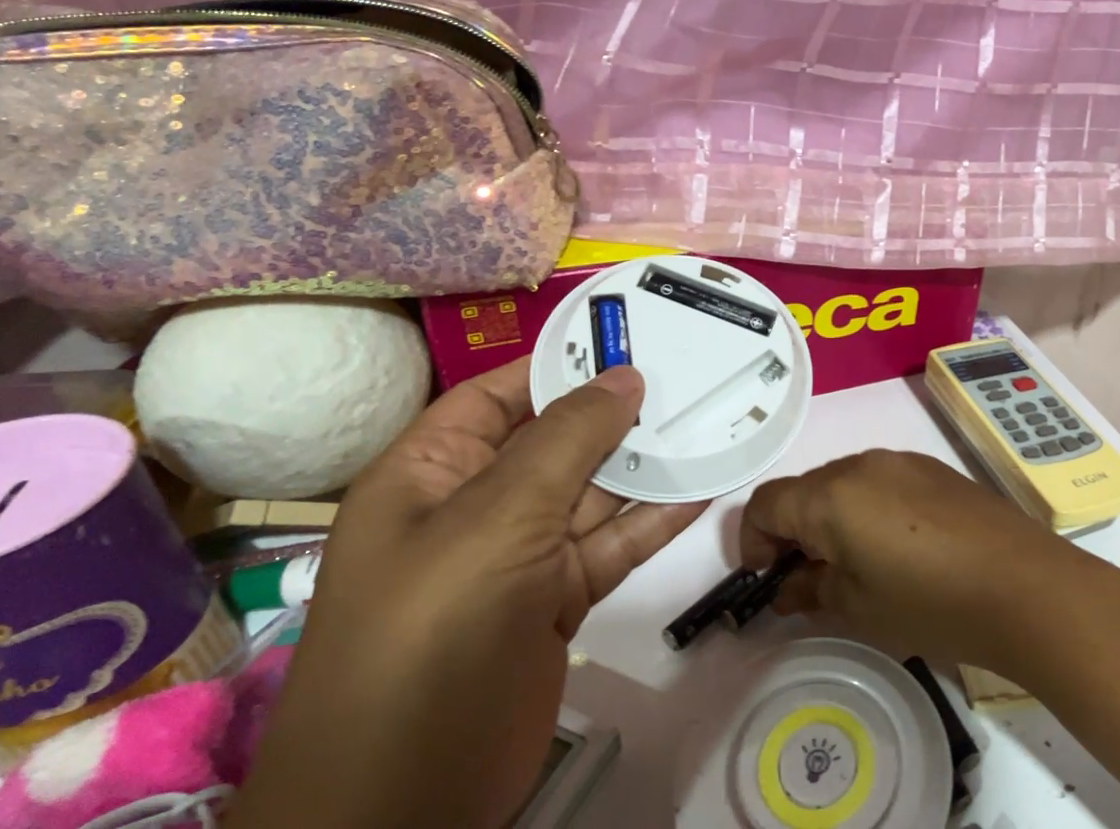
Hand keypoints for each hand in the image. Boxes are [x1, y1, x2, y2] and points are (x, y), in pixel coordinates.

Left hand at [229, 359, 705, 828]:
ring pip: (592, 494)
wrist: (407, 790)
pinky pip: (611, 546)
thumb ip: (566, 441)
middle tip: (692, 373)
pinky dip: (655, 521)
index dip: (558, 362)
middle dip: (617, 412)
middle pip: (555, 441)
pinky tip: (704, 490)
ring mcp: (519, 557)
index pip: (497, 395)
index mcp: (431, 472)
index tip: (631, 336)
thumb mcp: (496, 516)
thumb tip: (624, 375)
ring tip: (712, 421)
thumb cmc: (433, 628)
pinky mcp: (557, 600)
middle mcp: (475, 506)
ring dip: (647, 464)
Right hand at [739, 449, 1094, 670]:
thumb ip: (812, 588)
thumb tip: (790, 585)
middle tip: (810, 579)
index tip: (768, 579)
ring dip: (834, 519)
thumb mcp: (859, 607)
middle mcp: (863, 464)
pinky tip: (899, 549)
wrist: (1025, 586)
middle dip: (794, 531)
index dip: (754, 542)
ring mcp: (905, 461)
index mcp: (832, 494)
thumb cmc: (930, 601)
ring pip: (846, 483)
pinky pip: (883, 483)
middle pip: (806, 489)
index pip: (766, 504)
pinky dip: (870, 510)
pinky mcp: (937, 470)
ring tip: (857, 566)